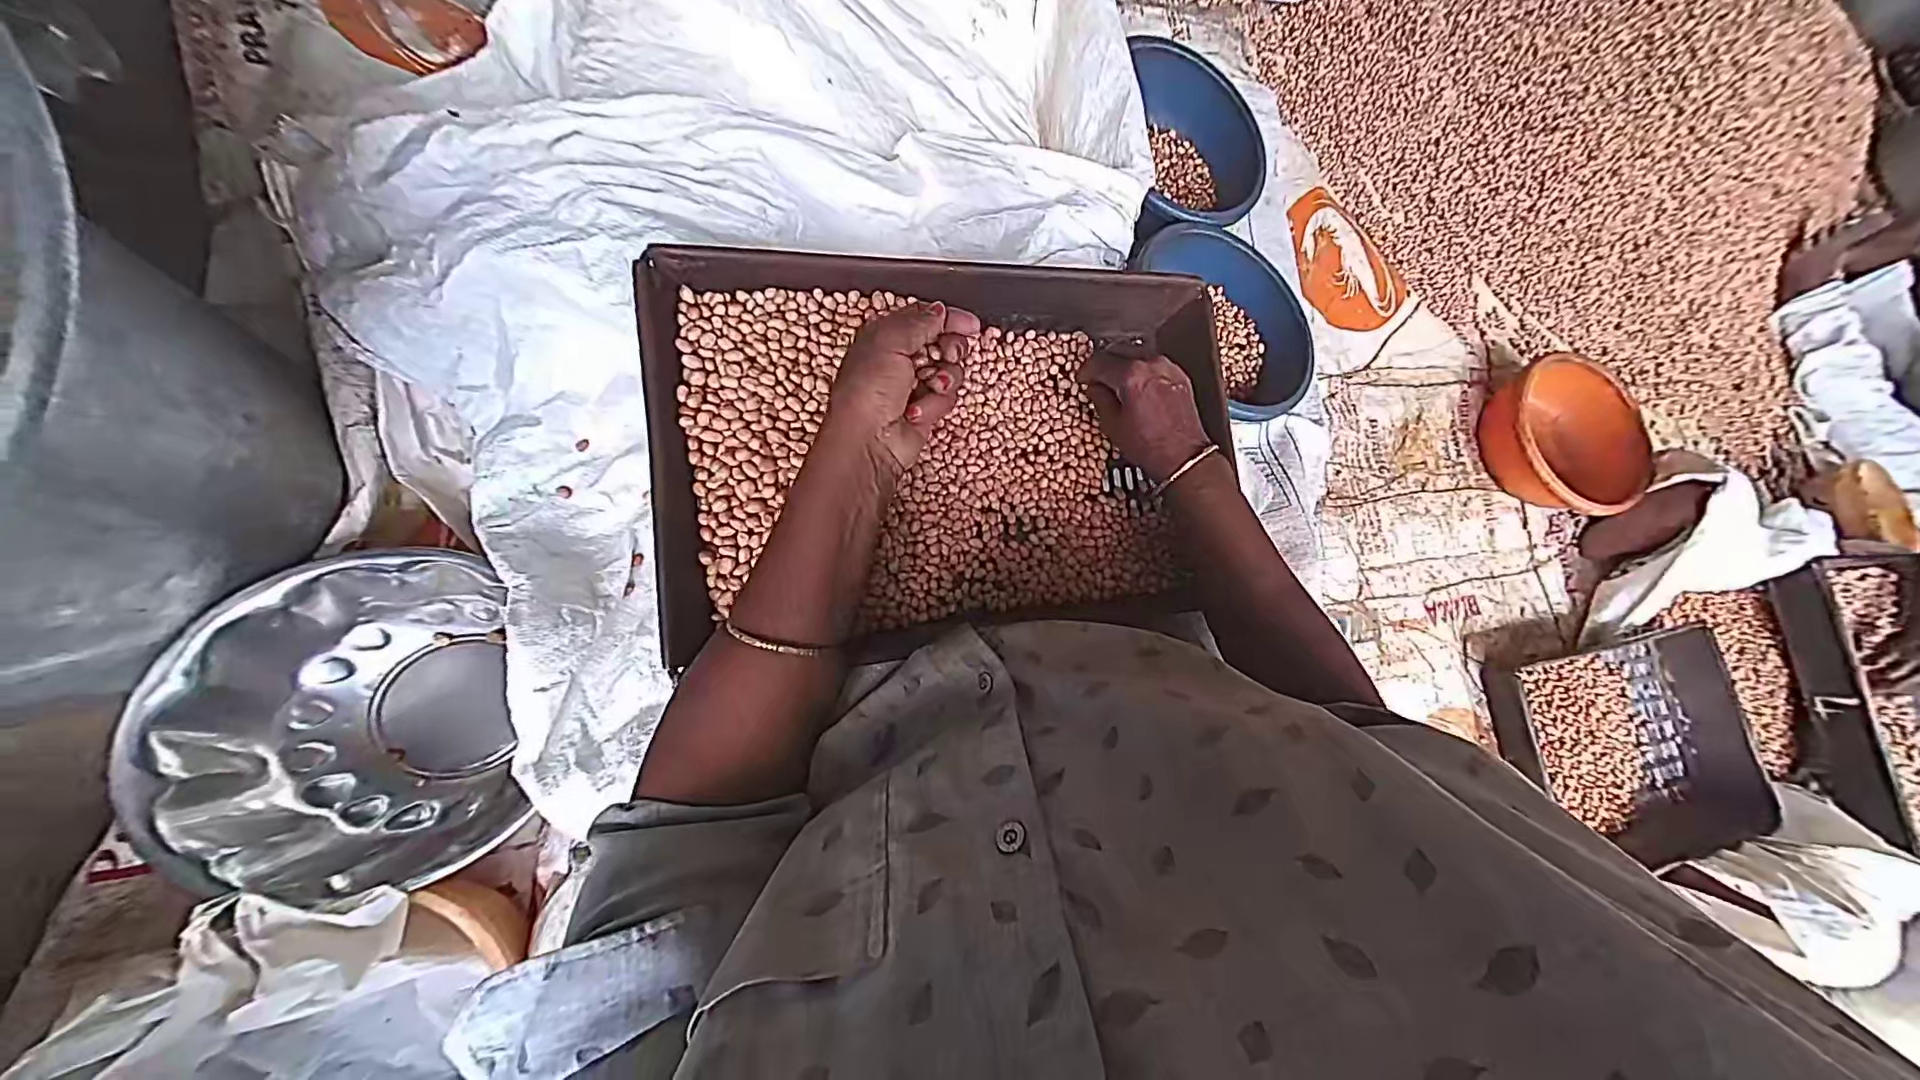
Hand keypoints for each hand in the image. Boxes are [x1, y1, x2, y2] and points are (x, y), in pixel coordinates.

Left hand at [826, 300, 980, 474]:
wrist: (867, 442)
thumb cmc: (865, 393)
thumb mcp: (890, 341)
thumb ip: (919, 321)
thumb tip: (940, 311)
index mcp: (885, 337)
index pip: (924, 318)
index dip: (948, 319)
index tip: (969, 324)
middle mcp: (899, 360)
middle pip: (942, 343)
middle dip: (950, 349)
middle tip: (948, 354)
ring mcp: (913, 387)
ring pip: (950, 371)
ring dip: (944, 378)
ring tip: (930, 386)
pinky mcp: (924, 410)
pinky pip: (947, 398)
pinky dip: (936, 403)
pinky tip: (917, 410)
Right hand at [1078, 352, 1211, 480]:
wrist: (1183, 457)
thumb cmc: (1152, 446)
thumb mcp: (1113, 425)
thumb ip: (1100, 399)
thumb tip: (1094, 389)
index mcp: (1132, 375)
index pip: (1099, 361)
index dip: (1086, 370)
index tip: (1082, 378)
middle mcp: (1152, 365)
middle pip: (1119, 350)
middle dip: (1103, 363)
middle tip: (1094, 378)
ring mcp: (1168, 368)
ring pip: (1137, 353)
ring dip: (1122, 364)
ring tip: (1113, 383)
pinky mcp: (1179, 376)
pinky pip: (1153, 364)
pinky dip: (1140, 370)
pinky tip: (1134, 386)